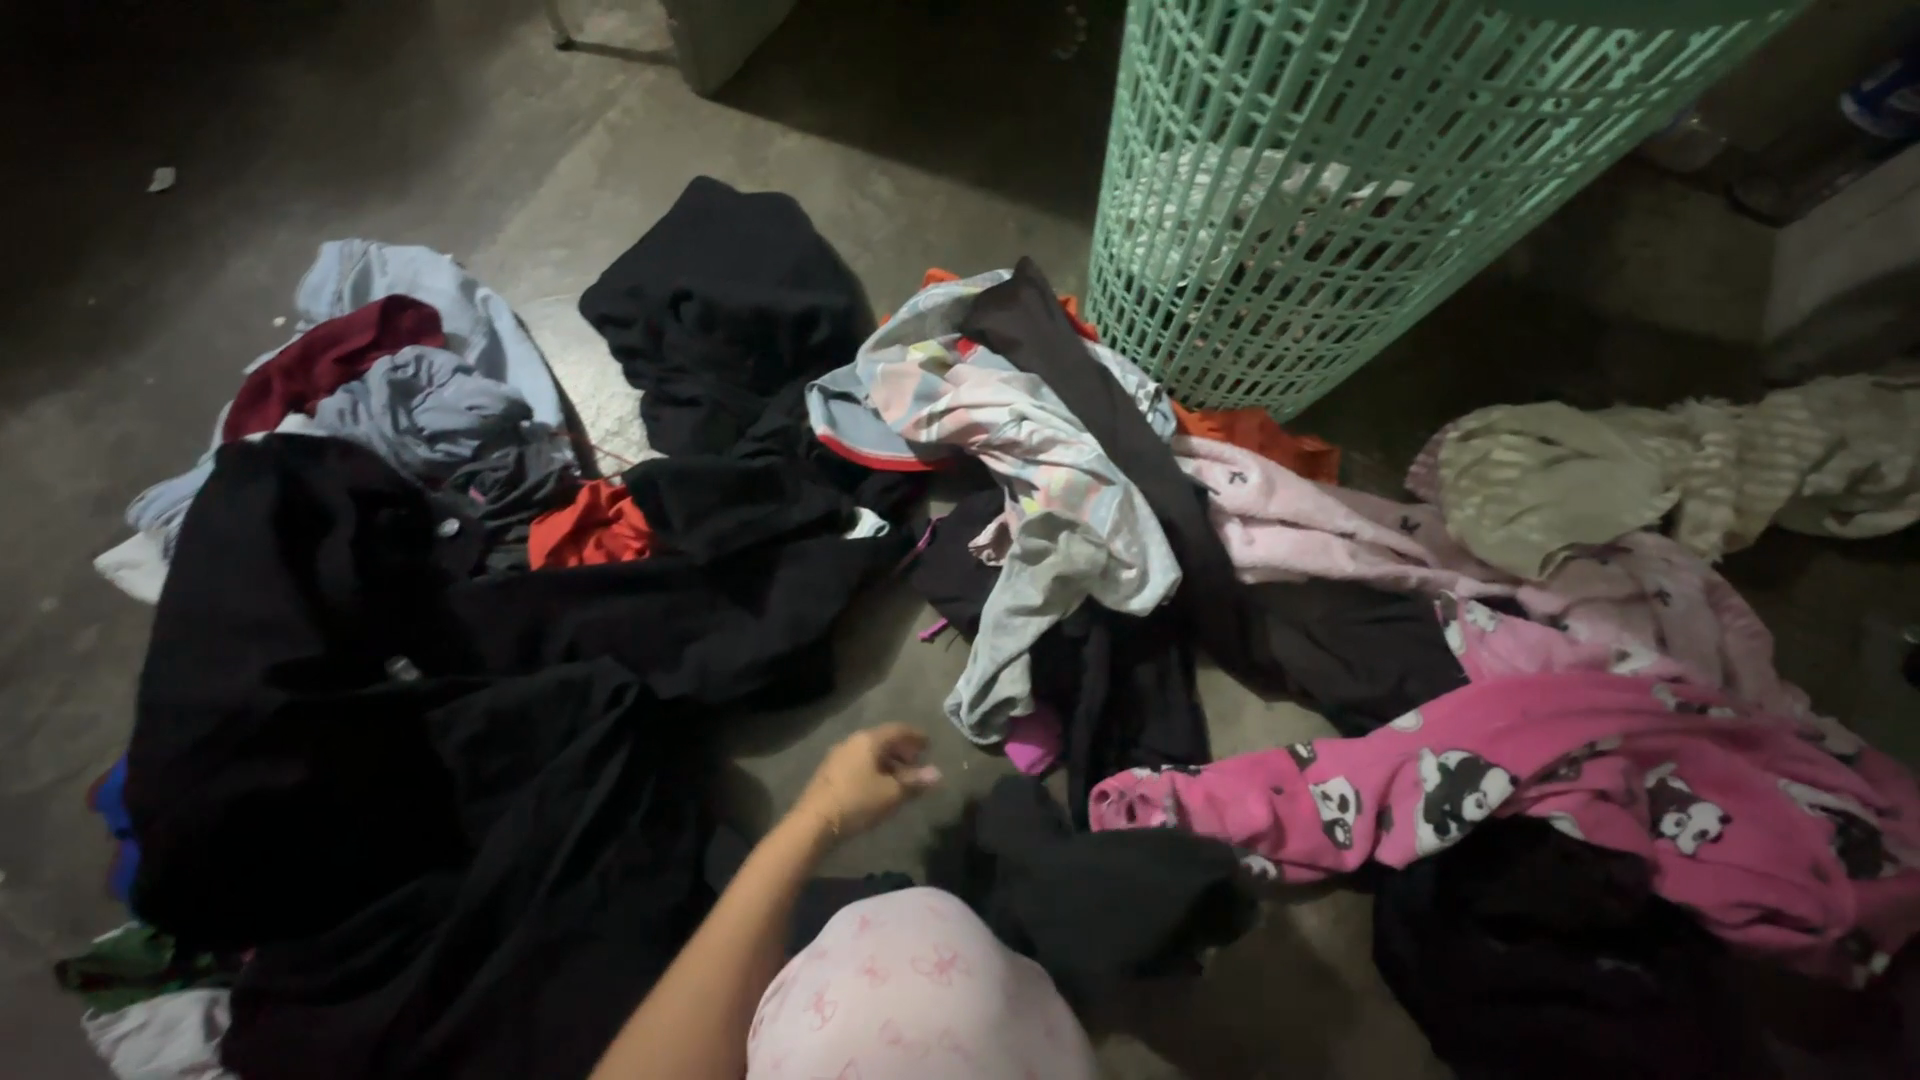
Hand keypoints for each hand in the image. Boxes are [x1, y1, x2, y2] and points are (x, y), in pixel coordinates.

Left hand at [791, 724, 941, 841]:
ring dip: (888, 763)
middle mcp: (852, 742)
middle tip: (917, 763)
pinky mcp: (828, 773)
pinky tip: (878, 786)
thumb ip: (915, 782)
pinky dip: (874, 770)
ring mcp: (837, 757)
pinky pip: (858, 764)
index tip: (929, 744)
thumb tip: (937, 774)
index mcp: (868, 740)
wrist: (813, 822)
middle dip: (902, 751)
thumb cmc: (857, 801)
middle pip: (883, 740)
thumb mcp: (892, 793)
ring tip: (900, 779)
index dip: (915, 736)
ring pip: (869, 753)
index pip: (898, 730)